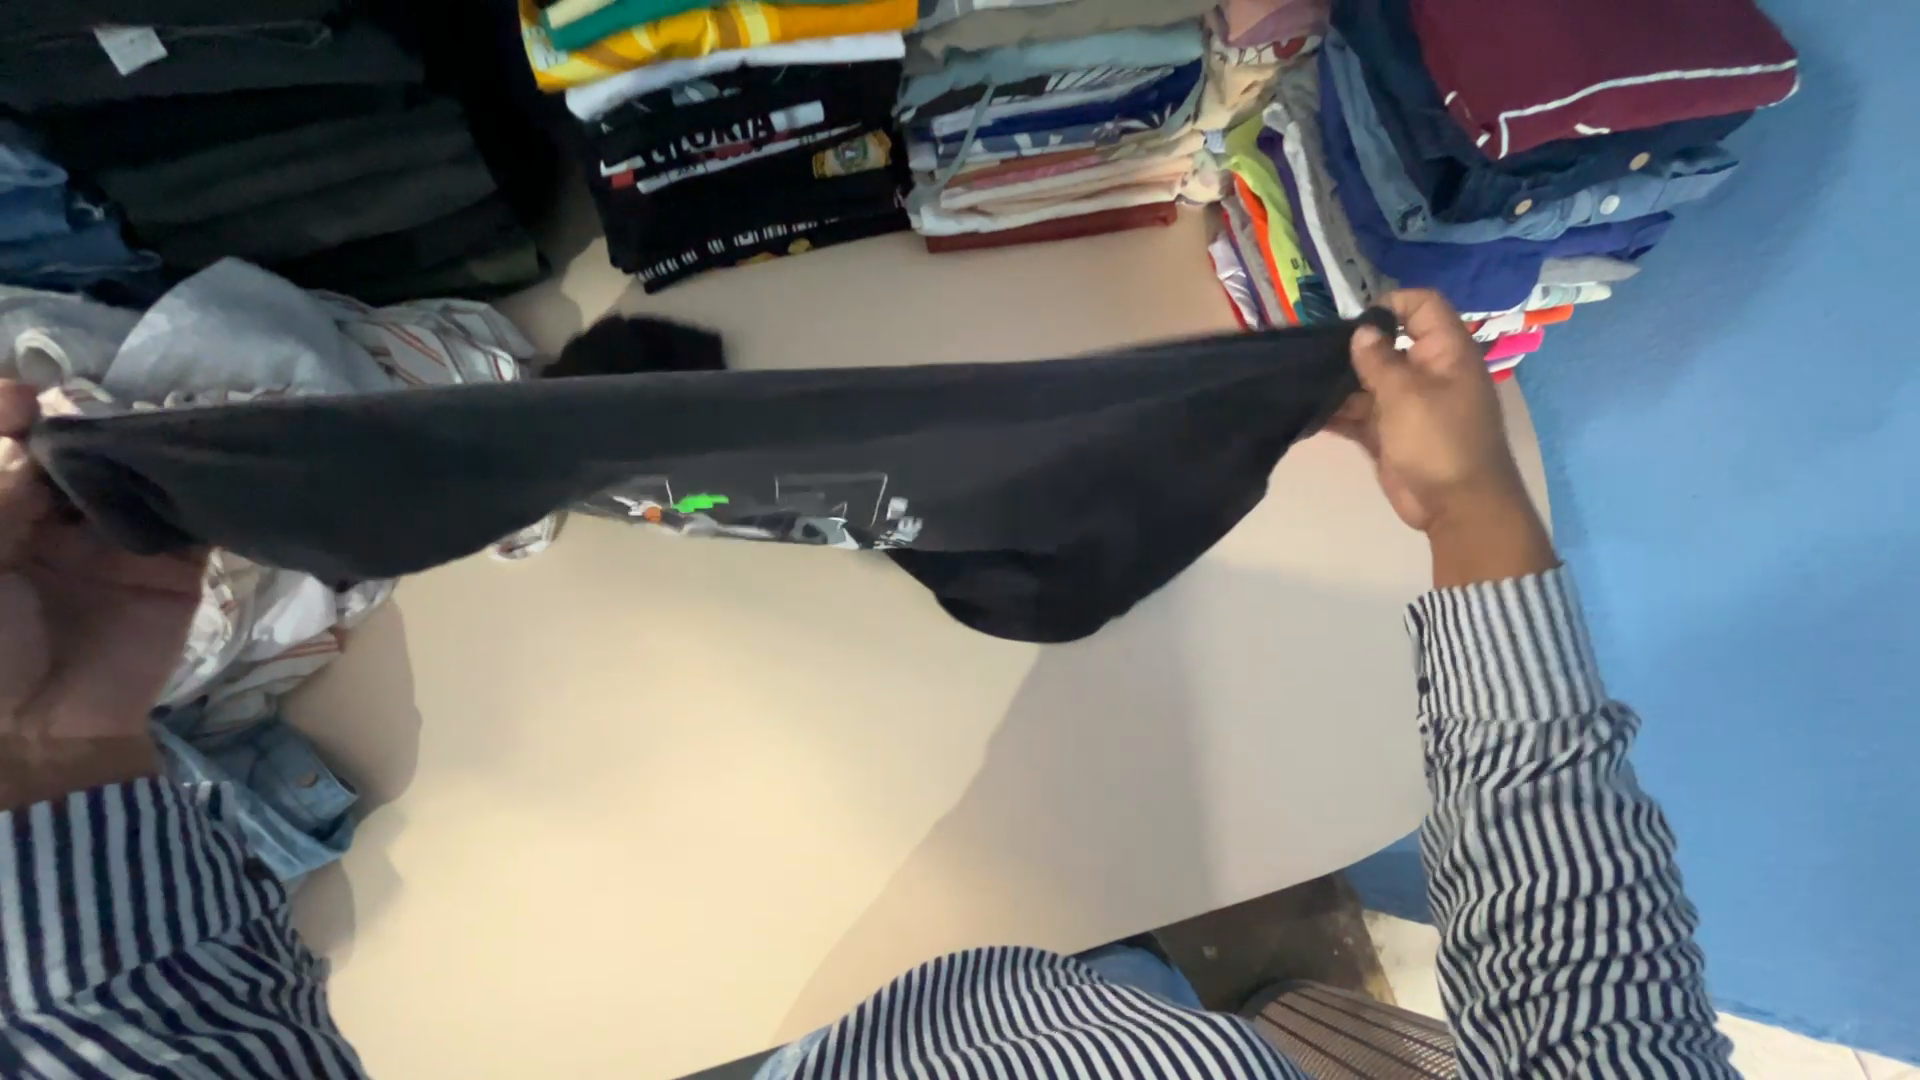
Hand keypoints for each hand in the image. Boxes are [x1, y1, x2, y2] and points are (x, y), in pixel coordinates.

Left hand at [0, 381, 204, 809]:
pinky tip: (198, 472)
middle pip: (66, 458)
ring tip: (148, 433)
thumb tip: (42, 415)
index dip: (7, 416)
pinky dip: (198, 496)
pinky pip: (189, 523)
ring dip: (141, 456)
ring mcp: (111, 544)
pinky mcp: (172, 567)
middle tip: (82, 410)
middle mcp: (39, 523)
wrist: (32, 728)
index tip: (24, 394)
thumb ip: (1, 489)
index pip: (1, 454)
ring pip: (130, 482)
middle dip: (76, 429)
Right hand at [1328, 290, 1556, 587]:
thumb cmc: (1439, 441)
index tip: (1352, 320)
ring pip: (1367, 381)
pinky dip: (1334, 414)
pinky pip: (1357, 414)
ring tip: (1300, 382)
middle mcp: (1426, 373)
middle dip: (1352, 348)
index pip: (1423, 306)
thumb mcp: (1407, 394)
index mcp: (1445, 353)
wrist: (1455, 504)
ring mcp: (1405, 404)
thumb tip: (1361, 331)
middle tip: (1314, 352)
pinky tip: (1305, 413)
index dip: (1390, 304)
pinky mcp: (1387, 432)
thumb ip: (1380, 360)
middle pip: (1388, 345)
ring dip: (1337, 383)